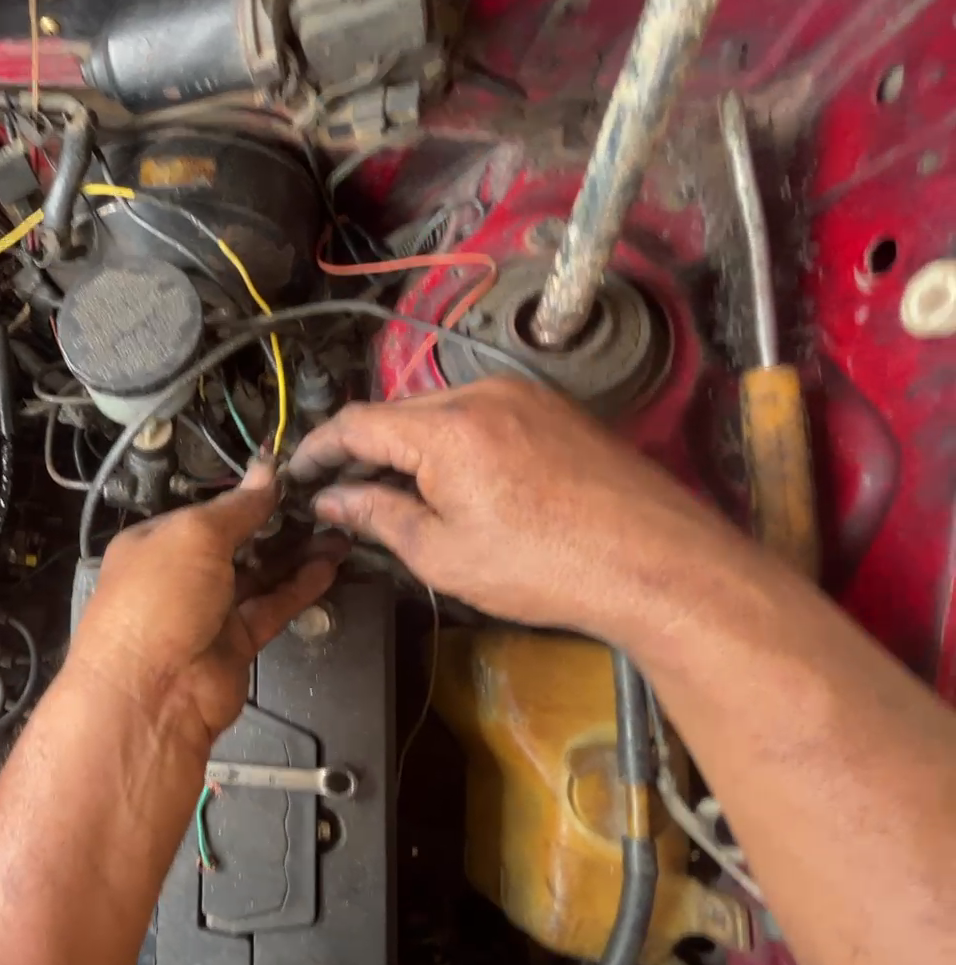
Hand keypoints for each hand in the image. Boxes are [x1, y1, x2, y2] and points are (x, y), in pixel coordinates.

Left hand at [66, 463, 342, 751]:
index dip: (245, 496)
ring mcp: (206, 610)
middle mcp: (178, 574)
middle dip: (276, 525)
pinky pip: (270, 608)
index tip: (288, 480)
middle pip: (235, 543)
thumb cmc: (155, 602)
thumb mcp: (193, 537)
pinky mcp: (234, 642)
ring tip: (338, 532)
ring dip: (295, 554)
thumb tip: (264, 473)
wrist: (150, 693)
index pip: (205, 512)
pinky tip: (327, 567)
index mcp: (154, 542)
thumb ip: (236, 508)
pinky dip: (298, 589)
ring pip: (258, 575)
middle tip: (323, 505)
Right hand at [284, 376, 762, 642]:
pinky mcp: (554, 410)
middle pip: (393, 412)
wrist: (666, 569)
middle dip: (359, 450)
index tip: (299, 474)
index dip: (316, 449)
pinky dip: (445, 442)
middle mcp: (483, 395)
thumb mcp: (439, 552)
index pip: (354, 423)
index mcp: (446, 429)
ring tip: (393, 493)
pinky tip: (448, 482)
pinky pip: (476, 414)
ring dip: (402, 446)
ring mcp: (524, 397)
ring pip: (433, 412)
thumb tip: (332, 499)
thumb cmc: (547, 567)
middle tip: (340, 492)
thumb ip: (374, 514)